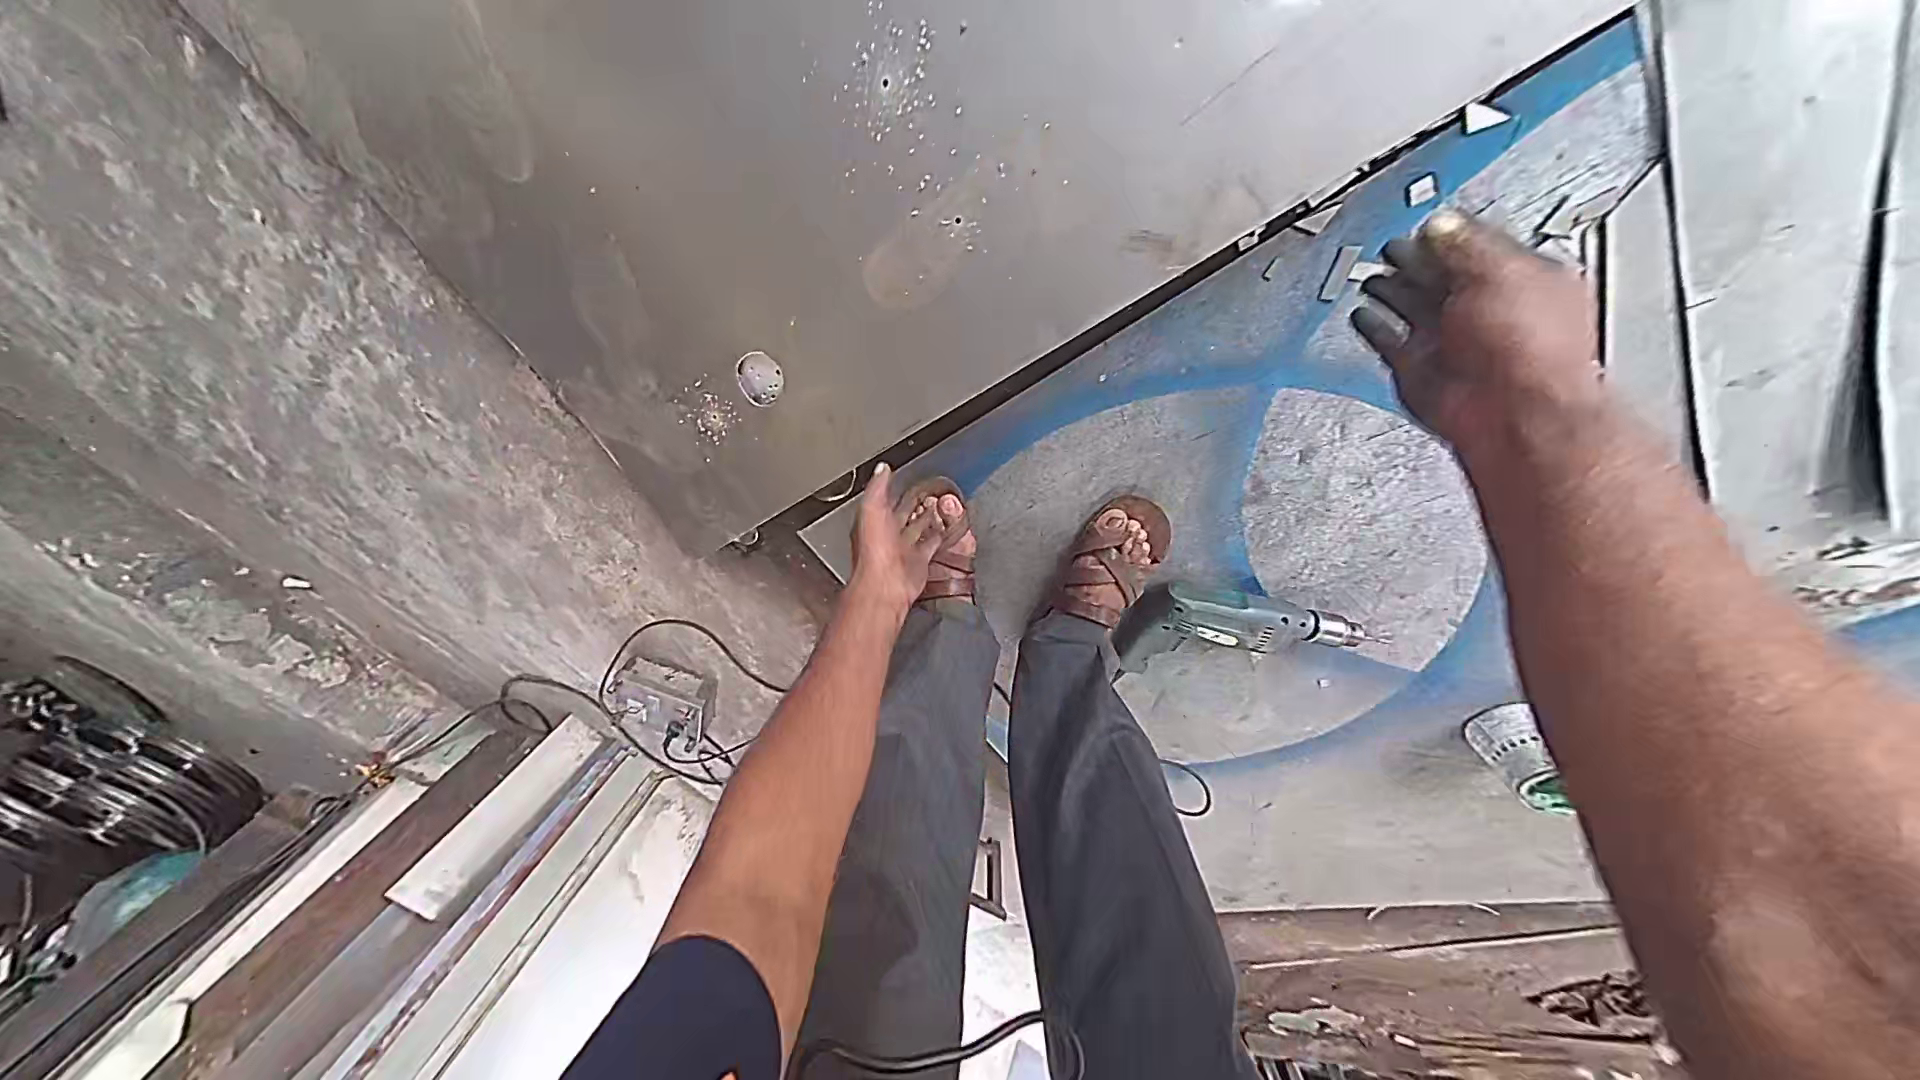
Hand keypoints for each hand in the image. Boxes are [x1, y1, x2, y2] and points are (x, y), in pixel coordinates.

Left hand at [846, 464, 945, 616]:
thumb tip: (881, 468)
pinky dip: (939, 536)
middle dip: (915, 502)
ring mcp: (905, 547)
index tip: (905, 475)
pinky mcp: (920, 560)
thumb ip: (877, 488)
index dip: (896, 487)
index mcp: (876, 520)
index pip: (887, 498)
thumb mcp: (871, 510)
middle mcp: (889, 533)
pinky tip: (945, 529)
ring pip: (919, 527)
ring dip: (927, 517)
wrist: (884, 584)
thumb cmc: (873, 553)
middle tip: (927, 490)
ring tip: (937, 506)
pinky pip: (931, 544)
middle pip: (904, 513)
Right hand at [1352, 209, 1604, 444]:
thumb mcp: (1501, 273)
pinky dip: (1372, 327)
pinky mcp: (1417, 367)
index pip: (1475, 246)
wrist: (1509, 411)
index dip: (1447, 233)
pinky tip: (1363, 315)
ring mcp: (1448, 340)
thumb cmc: (1528, 349)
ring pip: (1410, 307)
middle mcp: (1483, 310)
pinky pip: (1388, 341)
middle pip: (1438, 276)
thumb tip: (1439, 225)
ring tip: (1371, 276)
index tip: (1423, 222)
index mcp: (1518, 280)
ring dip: (1388, 291)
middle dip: (1413, 261)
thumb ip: (1465, 245)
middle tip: (1390, 246)